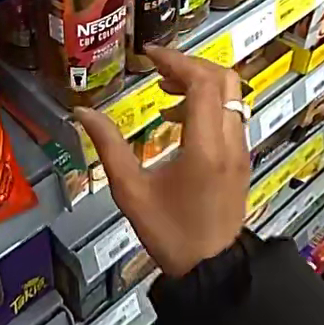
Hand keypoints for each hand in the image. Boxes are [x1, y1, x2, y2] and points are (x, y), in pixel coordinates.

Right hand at [73, 45, 250, 277]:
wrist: (212, 269)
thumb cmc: (170, 232)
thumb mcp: (130, 190)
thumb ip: (107, 145)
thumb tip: (83, 113)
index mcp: (205, 146)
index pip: (202, 82)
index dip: (176, 60)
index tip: (149, 54)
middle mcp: (230, 141)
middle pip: (223, 79)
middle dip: (189, 65)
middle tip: (157, 66)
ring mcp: (240, 149)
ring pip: (230, 94)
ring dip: (199, 82)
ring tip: (163, 87)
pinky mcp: (240, 158)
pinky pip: (230, 113)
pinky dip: (207, 101)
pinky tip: (177, 115)